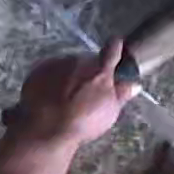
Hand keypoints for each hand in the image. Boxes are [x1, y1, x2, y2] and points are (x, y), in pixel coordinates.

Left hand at [5, 39, 138, 146]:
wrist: (46, 128)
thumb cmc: (82, 122)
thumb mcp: (109, 112)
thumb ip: (122, 94)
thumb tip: (134, 84)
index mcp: (100, 70)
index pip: (113, 48)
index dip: (116, 47)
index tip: (116, 46)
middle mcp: (79, 61)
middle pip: (87, 60)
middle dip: (88, 71)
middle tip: (86, 91)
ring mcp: (58, 64)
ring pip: (68, 65)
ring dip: (70, 75)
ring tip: (66, 98)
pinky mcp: (40, 69)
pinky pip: (50, 70)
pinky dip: (52, 79)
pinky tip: (51, 96)